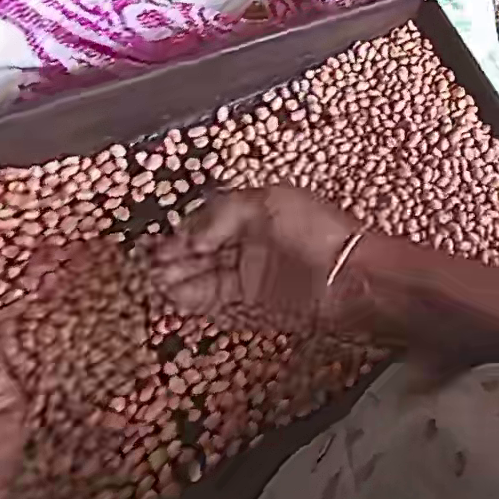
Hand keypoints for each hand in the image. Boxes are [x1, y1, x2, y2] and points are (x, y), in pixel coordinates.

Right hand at [150, 188, 372, 332]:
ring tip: (156, 280)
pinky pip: (214, 292)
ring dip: (176, 274)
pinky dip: (191, 293)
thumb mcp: (269, 203)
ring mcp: (253, 265)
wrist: (347, 275)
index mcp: (260, 207)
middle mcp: (254, 235)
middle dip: (174, 251)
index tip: (163, 239)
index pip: (210, 215)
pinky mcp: (253, 293)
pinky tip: (173, 294)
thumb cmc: (317, 232)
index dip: (186, 227)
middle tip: (151, 263)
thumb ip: (224, 212)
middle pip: (202, 243)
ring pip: (203, 268)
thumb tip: (191, 235)